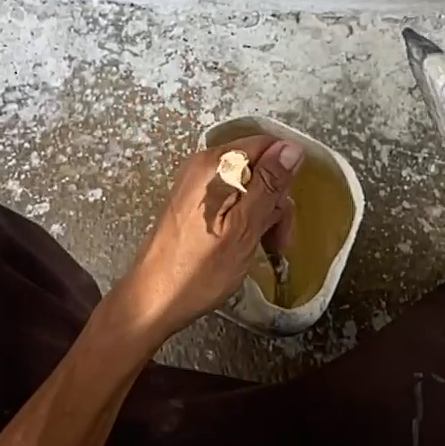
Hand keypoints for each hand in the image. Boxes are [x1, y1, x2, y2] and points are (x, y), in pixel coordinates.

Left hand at [109, 135, 301, 341]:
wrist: (153, 299)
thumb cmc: (198, 270)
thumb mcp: (243, 228)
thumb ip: (268, 185)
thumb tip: (292, 148)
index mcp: (215, 165)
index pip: (267, 146)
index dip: (286, 175)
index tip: (288, 211)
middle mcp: (204, 165)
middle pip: (258, 166)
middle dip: (276, 200)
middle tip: (280, 242)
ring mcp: (197, 182)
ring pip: (248, 185)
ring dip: (265, 214)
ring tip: (267, 249)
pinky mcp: (194, 201)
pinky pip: (232, 197)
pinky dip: (246, 218)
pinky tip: (249, 244)